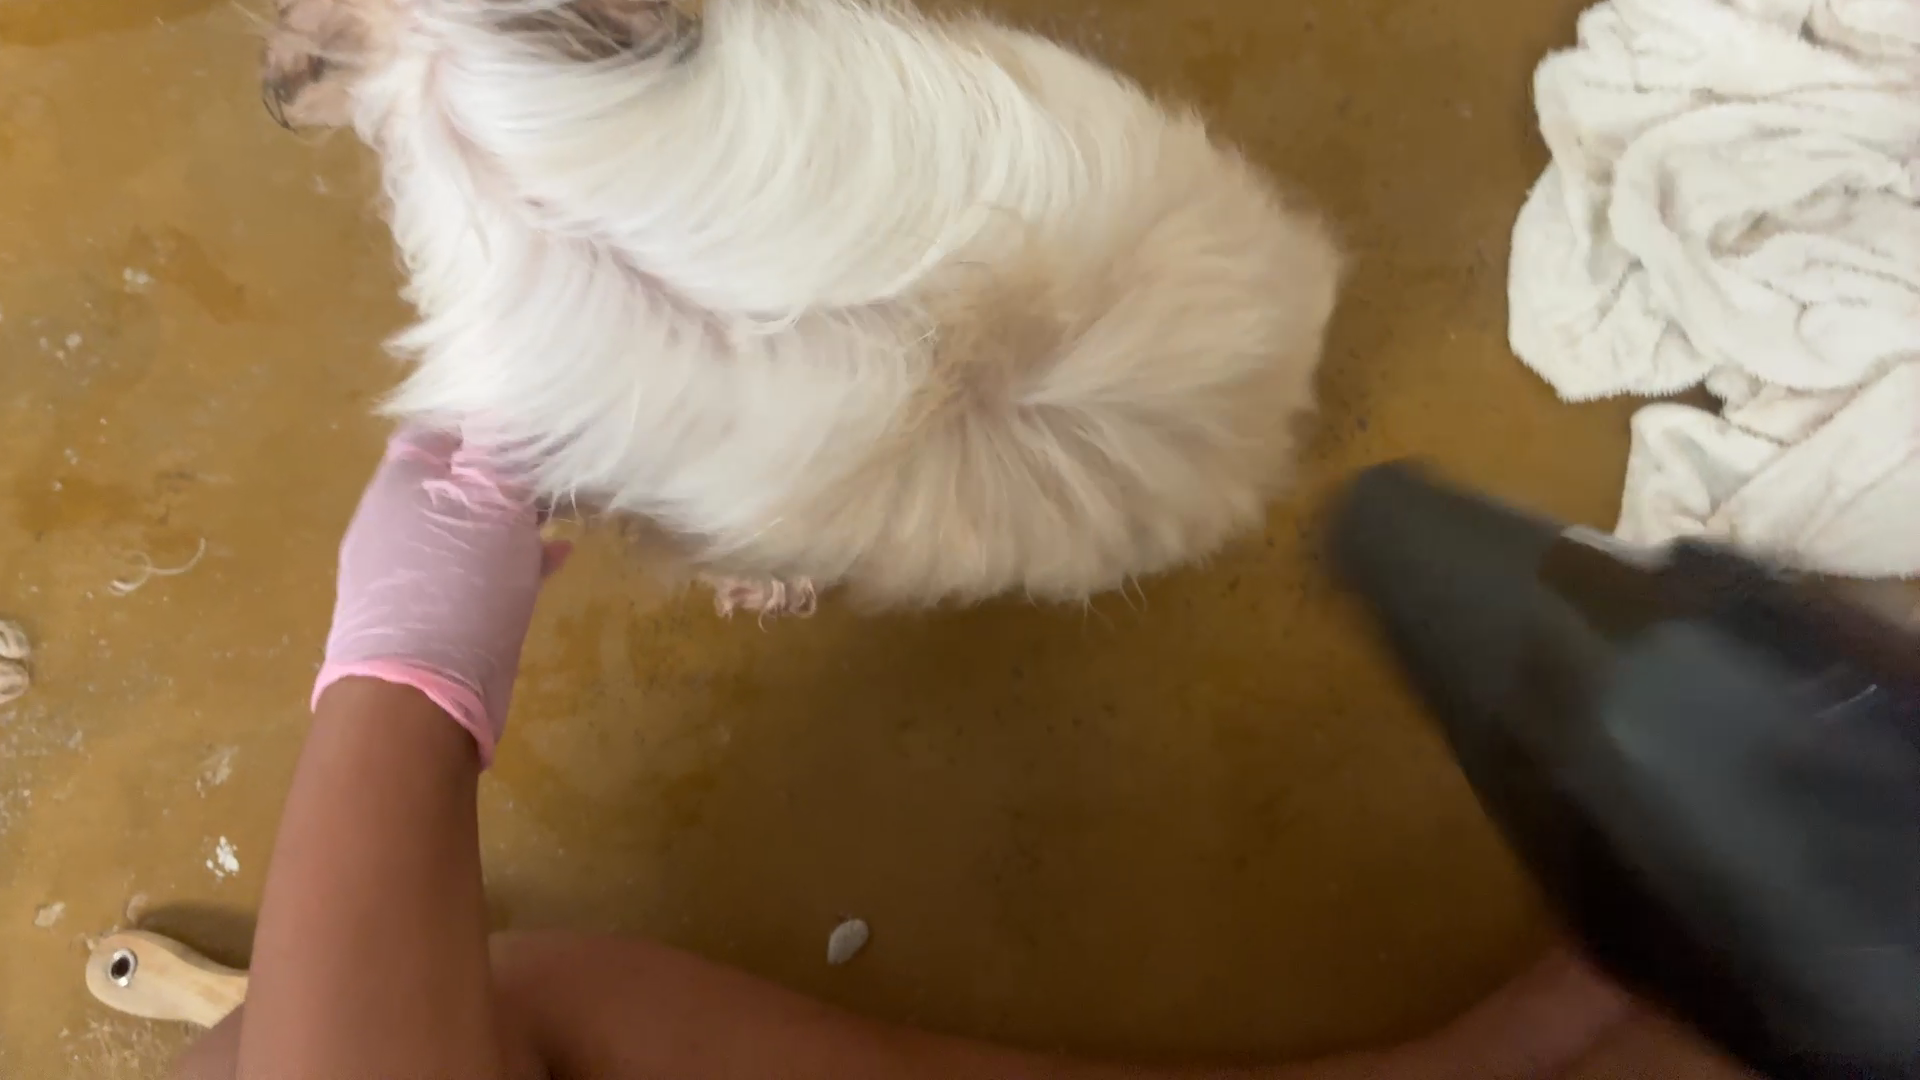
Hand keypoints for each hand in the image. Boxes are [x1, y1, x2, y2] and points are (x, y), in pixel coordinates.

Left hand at [312, 425, 565, 764]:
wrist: (423, 686)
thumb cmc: (458, 581)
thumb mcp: (490, 505)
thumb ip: (500, 460)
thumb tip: (507, 415)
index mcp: (402, 485)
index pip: (439, 432)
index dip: (485, 424)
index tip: (536, 427)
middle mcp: (402, 520)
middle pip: (459, 477)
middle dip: (508, 471)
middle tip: (561, 468)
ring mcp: (419, 567)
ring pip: (476, 523)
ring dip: (517, 515)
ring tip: (566, 509)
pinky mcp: (443, 605)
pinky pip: (485, 565)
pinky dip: (520, 556)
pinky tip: (560, 554)